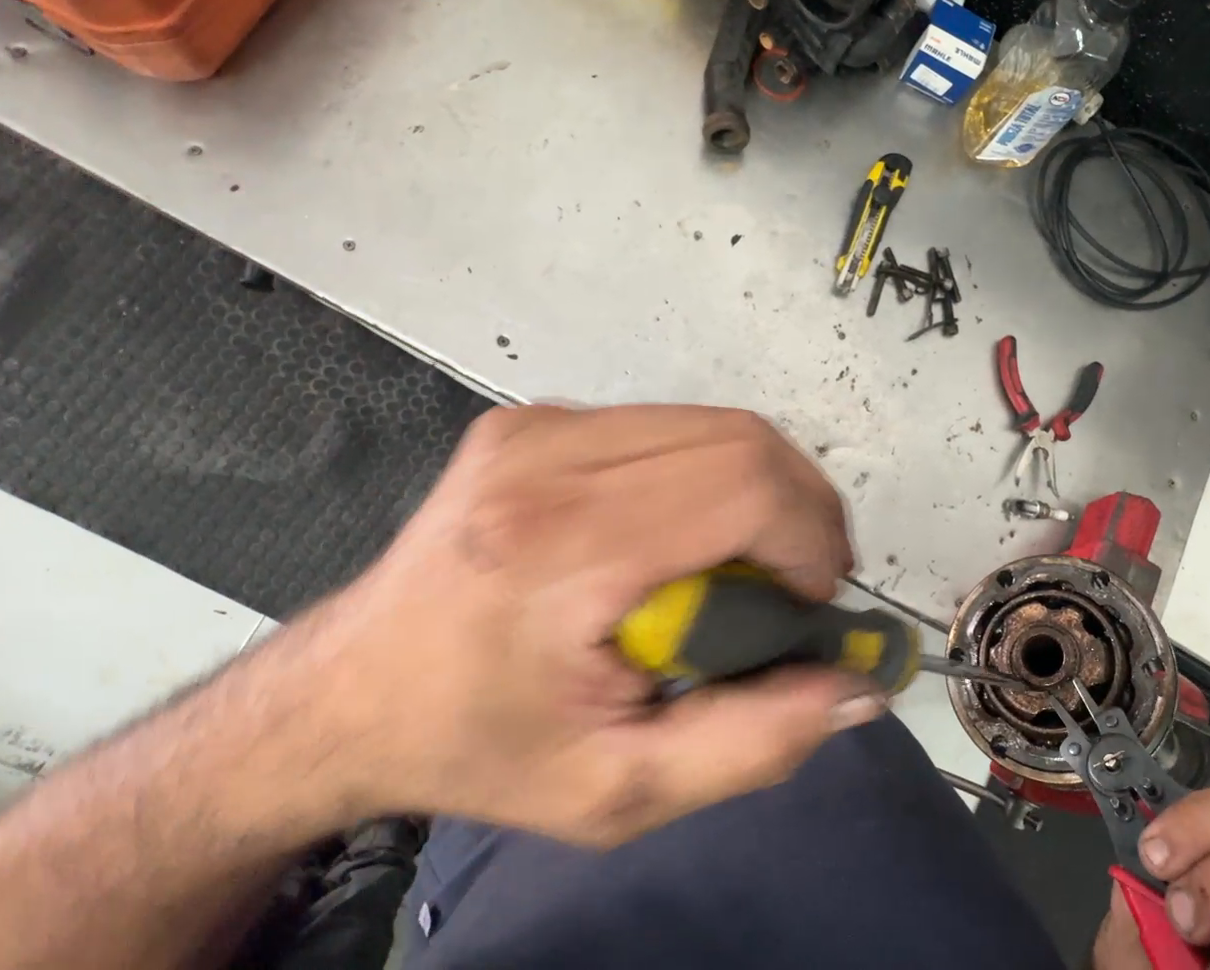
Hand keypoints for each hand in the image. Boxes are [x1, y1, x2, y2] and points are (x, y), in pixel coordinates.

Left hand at [275, 404, 883, 845]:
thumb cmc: (482, 748)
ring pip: (715, 426)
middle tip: (799, 586)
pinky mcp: (537, 420)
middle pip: (741, 441)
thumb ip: (754, 743)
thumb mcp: (621, 791)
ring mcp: (537, 426)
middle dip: (802, 512)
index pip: (742, 485)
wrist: (350, 695)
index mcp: (560, 546)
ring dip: (763, 492)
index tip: (810, 604)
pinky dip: (713, 477)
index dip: (809, 537)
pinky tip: (694, 535)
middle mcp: (545, 457)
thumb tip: (859, 684)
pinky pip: (671, 428)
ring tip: (754, 565)